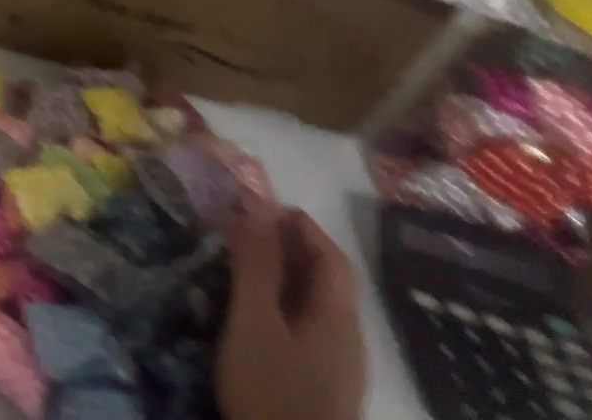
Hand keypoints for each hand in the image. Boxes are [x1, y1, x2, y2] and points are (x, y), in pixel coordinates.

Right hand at [217, 196, 366, 419]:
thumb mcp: (254, 321)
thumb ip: (255, 265)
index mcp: (336, 317)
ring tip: (245, 263)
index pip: (331, 258)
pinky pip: (308, 328)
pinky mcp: (321, 386)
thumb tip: (254, 204)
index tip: (265, 204)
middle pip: (328, 281)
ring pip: (317, 306)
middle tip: (247, 227)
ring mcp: (337, 366)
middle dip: (293, 247)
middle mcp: (346, 337)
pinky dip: (284, 303)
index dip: (303, 226)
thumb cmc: (271, 388)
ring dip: (287, 276)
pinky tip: (258, 314)